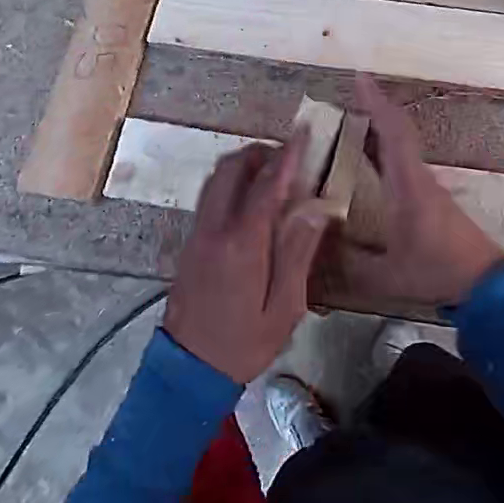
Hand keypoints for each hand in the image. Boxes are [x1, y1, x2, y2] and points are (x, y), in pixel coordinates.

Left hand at [164, 136, 329, 383]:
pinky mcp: (190, 243)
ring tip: (271, 170)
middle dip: (260, 152)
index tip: (303, 133)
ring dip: (242, 165)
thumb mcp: (285, 305)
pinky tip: (250, 197)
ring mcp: (197, 234)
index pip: (267, 185)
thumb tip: (314, 209)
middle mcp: (215, 230)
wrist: (189, 369)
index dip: (288, 156)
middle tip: (288, 154)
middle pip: (231, 169)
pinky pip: (209, 197)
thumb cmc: (245, 341)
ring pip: (214, 180)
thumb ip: (298, 252)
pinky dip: (231, 183)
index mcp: (242, 243)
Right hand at [342, 76, 503, 306]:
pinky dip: (384, 150)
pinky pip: (403, 161)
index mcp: (408, 187)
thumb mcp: (388, 276)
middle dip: (372, 110)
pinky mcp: (430, 197)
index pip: (393, 134)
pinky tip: (368, 160)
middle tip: (342, 99)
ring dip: (378, 130)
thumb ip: (350, 266)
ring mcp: (427, 186)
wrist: (484, 279)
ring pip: (401, 146)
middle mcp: (419, 178)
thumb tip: (315, 253)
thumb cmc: (437, 271)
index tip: (360, 78)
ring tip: (347, 124)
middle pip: (397, 132)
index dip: (376, 104)